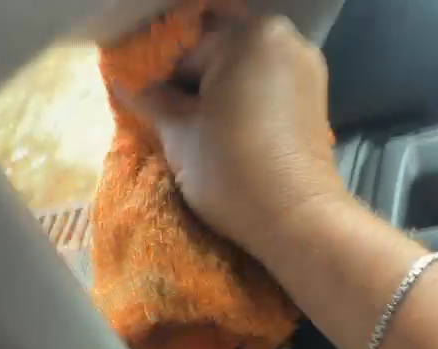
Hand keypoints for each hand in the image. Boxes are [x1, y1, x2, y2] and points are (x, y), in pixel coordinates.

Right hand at [130, 16, 348, 261]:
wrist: (301, 225)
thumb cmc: (235, 176)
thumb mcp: (180, 139)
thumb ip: (150, 101)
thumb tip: (122, 80)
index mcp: (247, 34)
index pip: (184, 46)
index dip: (158, 76)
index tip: (146, 105)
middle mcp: (283, 36)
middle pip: (218, 51)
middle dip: (193, 80)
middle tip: (173, 119)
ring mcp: (305, 67)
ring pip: (245, 69)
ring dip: (220, 92)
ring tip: (202, 130)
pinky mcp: (316, 99)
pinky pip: (269, 88)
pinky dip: (248, 102)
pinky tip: (233, 131)